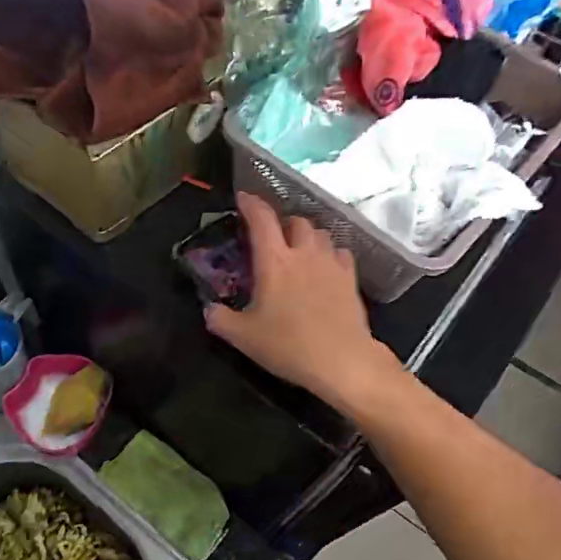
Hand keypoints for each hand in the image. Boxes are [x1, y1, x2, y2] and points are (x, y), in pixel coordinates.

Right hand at [205, 192, 402, 409]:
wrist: (341, 360)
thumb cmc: (288, 346)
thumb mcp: (243, 337)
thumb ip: (220, 319)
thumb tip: (209, 309)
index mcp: (274, 260)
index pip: (261, 218)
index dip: (250, 204)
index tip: (243, 199)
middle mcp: (304, 253)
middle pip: (295, 221)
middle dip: (282, 223)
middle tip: (272, 238)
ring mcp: (331, 263)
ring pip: (320, 233)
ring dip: (307, 236)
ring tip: (298, 250)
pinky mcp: (351, 278)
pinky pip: (340, 252)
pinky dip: (329, 253)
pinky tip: (325, 267)